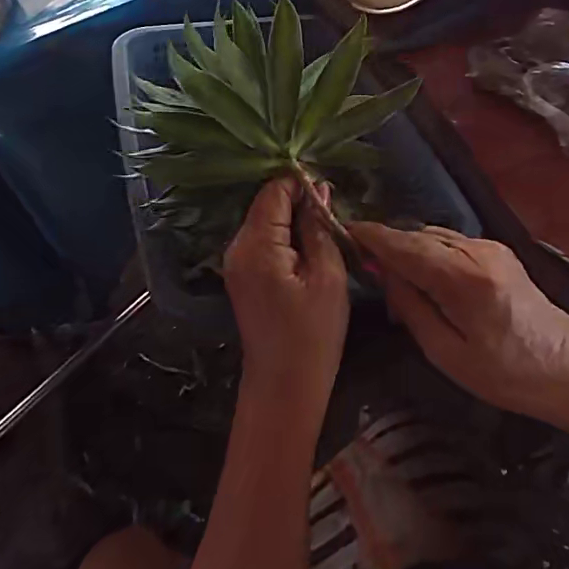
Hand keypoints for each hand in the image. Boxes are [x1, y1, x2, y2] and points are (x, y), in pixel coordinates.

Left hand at [223, 177, 349, 408]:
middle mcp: (236, 246)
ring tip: (326, 230)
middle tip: (334, 211)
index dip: (300, 183)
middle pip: (265, 206)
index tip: (330, 188)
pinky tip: (307, 249)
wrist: (283, 385)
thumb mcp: (327, 277)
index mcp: (255, 244)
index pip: (273, 193)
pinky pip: (261, 242)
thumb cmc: (313, 334)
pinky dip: (283, 238)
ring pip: (264, 223)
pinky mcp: (240, 275)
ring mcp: (234, 262)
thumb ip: (319, 229)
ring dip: (292, 220)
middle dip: (297, 201)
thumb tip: (318, 192)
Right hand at [347, 223, 568, 414]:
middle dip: (385, 247)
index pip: (403, 245)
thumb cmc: (508, 373)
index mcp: (463, 279)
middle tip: (366, 273)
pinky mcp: (494, 250)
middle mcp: (476, 251)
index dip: (369, 236)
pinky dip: (425, 254)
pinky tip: (424, 281)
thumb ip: (411, 307)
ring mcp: (488, 247)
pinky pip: (446, 243)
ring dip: (406, 251)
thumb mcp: (446, 352)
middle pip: (414, 236)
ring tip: (396, 284)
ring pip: (429, 236)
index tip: (340, 232)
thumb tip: (383, 272)